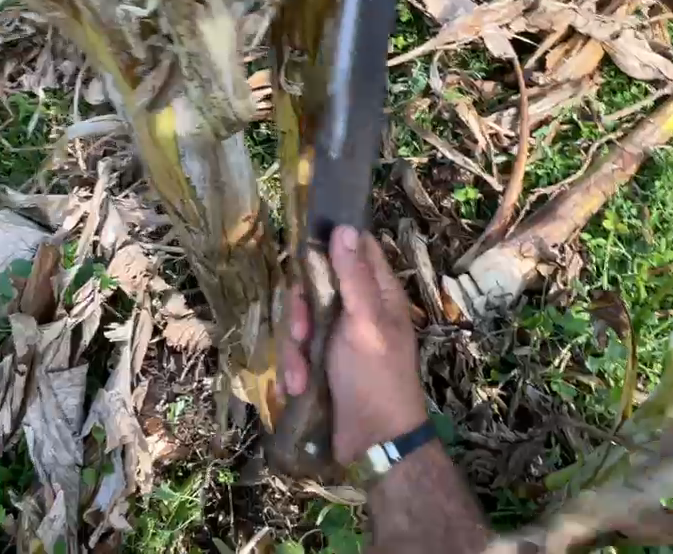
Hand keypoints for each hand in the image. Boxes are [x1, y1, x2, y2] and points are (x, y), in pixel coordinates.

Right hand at [280, 225, 428, 464]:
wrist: (373, 445)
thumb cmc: (377, 377)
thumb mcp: (366, 322)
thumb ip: (353, 275)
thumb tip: (344, 226)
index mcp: (378, 292)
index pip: (356, 248)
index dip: (331, 244)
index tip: (304, 250)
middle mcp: (358, 308)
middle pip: (317, 284)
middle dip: (302, 309)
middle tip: (301, 330)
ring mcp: (339, 336)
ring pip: (302, 318)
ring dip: (295, 347)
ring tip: (300, 375)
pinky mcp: (322, 361)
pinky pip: (298, 349)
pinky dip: (294, 367)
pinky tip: (297, 386)